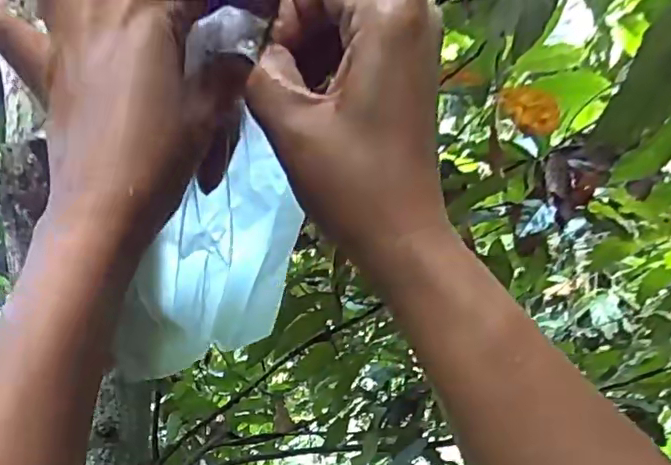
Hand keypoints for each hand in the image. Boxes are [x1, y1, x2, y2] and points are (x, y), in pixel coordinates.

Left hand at [0, 0, 245, 256]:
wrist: (100, 216)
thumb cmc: (154, 165)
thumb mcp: (203, 118)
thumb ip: (225, 74)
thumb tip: (239, 53)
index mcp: (149, 12)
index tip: (254, 11)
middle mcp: (101, 8)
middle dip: (174, 6)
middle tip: (184, 22)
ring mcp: (66, 38)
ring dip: (75, 0)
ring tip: (108, 16)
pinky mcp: (46, 73)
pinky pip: (12, 35)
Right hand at [246, 0, 450, 280]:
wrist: (399, 235)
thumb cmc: (350, 185)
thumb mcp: (292, 128)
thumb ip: (262, 74)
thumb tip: (255, 52)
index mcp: (389, 9)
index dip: (279, 20)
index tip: (260, 67)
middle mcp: (413, 8)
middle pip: (333, 1)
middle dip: (295, 34)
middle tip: (272, 86)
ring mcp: (415, 38)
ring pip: (344, 21)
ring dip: (309, 54)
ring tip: (289, 102)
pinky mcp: (409, 68)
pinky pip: (360, 45)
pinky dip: (329, 68)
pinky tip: (311, 108)